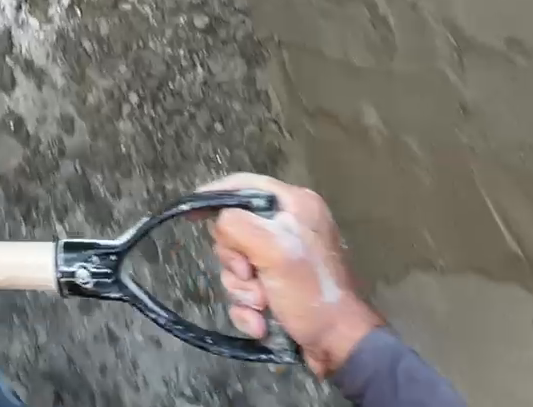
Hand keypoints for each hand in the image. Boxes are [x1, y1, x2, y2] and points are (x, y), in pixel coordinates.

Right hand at [198, 174, 381, 377]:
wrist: (341, 348)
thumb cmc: (311, 291)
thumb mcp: (273, 248)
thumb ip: (236, 224)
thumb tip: (220, 224)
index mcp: (295, 204)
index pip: (242, 185)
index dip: (213, 195)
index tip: (191, 212)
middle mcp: (288, 225)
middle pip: (234, 227)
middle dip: (235, 258)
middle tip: (250, 275)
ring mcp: (282, 256)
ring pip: (236, 261)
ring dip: (242, 288)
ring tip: (262, 304)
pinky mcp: (278, 284)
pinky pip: (245, 286)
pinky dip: (248, 306)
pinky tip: (261, 321)